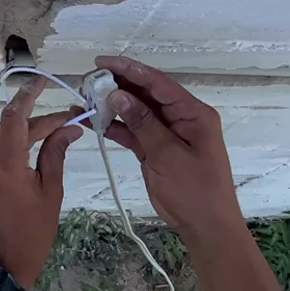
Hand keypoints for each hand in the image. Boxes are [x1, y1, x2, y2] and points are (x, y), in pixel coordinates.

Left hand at [0, 76, 81, 288]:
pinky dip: (8, 139)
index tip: (45, 81)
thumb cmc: (31, 233)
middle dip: (38, 117)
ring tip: (50, 127)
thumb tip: (69, 127)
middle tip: (67, 118)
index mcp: (5, 164)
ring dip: (21, 126)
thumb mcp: (51, 193)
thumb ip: (56, 155)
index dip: (29, 94)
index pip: (15, 116)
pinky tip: (26, 142)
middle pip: (9, 124)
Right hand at [94, 55, 244, 245]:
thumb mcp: (168, 155)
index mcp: (192, 113)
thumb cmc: (195, 191)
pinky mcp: (154, 147)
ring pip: (134, 110)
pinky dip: (112, 125)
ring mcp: (166, 132)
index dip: (129, 69)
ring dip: (110, 105)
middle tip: (86, 81)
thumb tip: (117, 94)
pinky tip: (90, 120)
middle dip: (115, 85)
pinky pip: (131, 130)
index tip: (102, 62)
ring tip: (83, 98)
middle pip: (144, 93)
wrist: (206, 229)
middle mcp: (179, 117)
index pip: (157, 83)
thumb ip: (142, 123)